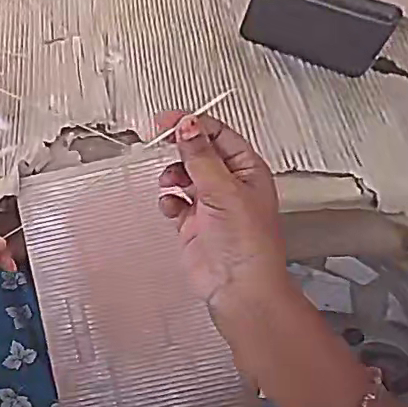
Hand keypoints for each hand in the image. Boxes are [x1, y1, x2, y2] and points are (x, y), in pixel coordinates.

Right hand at [154, 111, 290, 316]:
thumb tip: (187, 126)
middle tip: (160, 143)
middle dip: (180, 149)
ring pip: (185, 177)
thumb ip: (200, 155)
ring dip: (172, 175)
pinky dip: (169, 201)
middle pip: (200, 153)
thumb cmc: (246, 243)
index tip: (168, 121)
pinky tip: (170, 205)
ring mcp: (210, 205)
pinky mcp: (193, 225)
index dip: (194, 124)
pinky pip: (175, 203)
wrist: (236, 284)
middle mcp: (230, 185)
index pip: (218, 135)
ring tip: (169, 181)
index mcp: (247, 169)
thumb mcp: (222, 188)